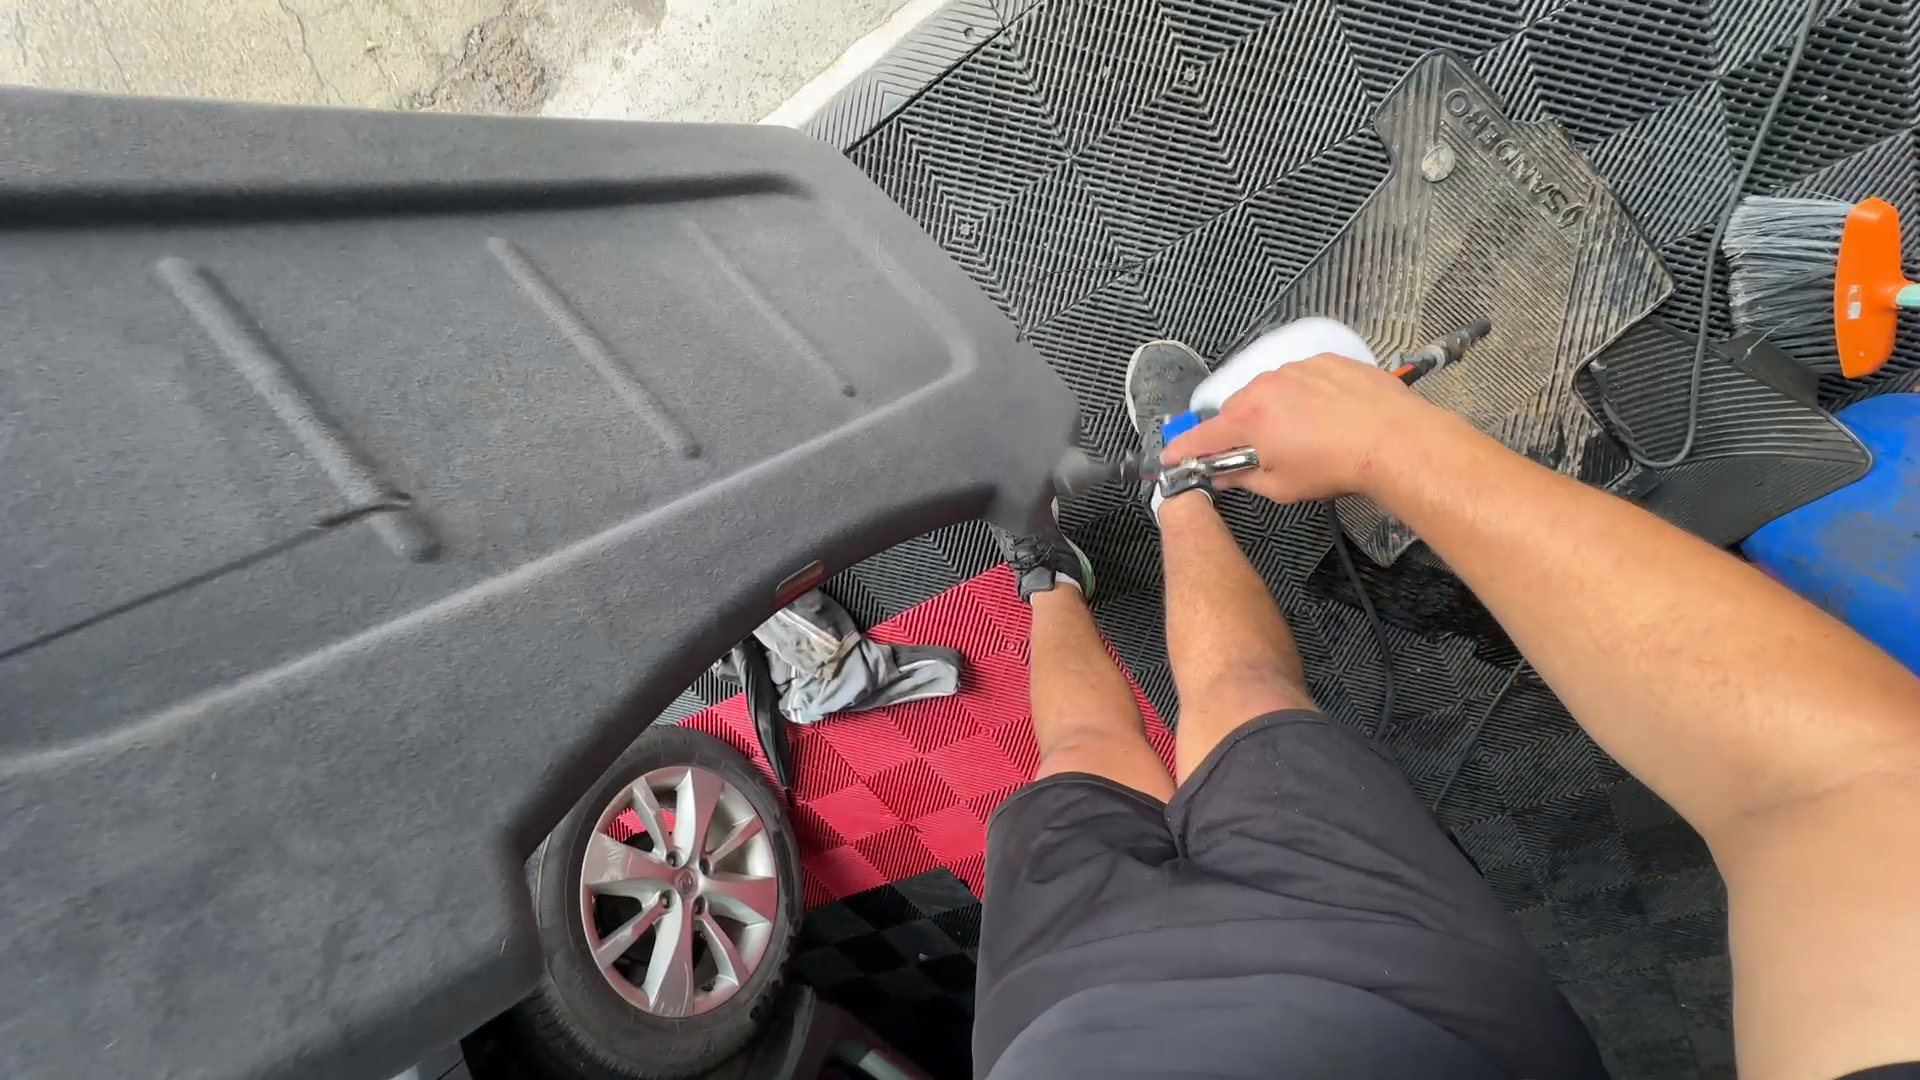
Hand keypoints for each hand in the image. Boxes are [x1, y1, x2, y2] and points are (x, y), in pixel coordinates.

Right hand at [1161, 353, 1440, 502]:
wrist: (1394, 440)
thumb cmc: (1335, 467)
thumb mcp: (1279, 486)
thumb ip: (1241, 479)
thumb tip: (1221, 476)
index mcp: (1247, 420)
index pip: (1200, 437)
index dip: (1182, 450)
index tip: (1170, 458)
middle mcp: (1264, 387)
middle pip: (1233, 411)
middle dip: (1236, 432)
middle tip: (1256, 453)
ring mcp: (1295, 369)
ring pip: (1265, 392)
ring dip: (1270, 412)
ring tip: (1298, 434)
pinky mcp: (1324, 361)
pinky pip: (1298, 378)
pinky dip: (1299, 395)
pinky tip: (1321, 416)